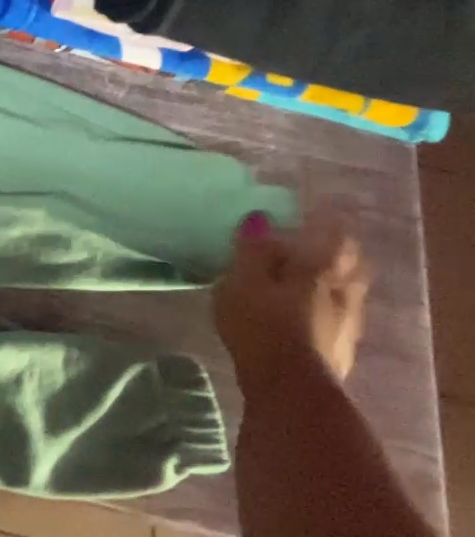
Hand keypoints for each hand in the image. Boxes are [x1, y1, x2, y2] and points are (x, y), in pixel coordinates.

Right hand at [213, 209, 370, 382]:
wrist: (289, 385)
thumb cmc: (260, 323)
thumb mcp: (244, 280)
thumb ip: (253, 250)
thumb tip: (261, 218)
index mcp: (318, 272)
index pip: (334, 238)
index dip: (326, 222)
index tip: (312, 209)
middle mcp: (342, 293)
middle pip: (351, 266)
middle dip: (338, 251)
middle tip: (317, 240)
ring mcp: (346, 323)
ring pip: (349, 291)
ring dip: (336, 279)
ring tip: (313, 275)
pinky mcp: (340, 347)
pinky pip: (341, 314)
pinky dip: (330, 304)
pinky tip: (313, 311)